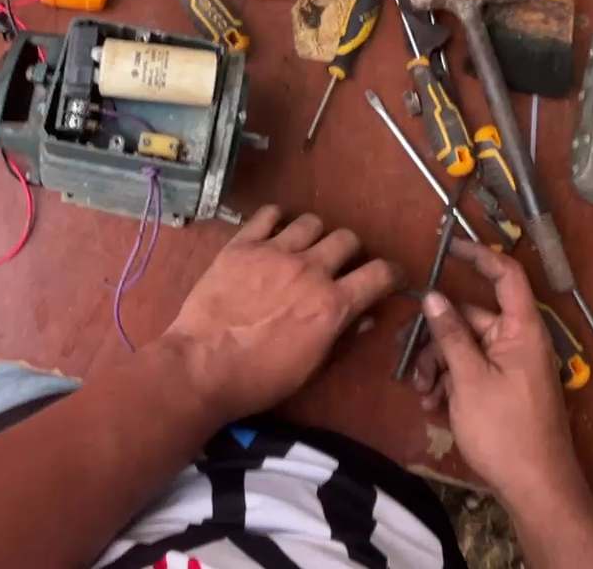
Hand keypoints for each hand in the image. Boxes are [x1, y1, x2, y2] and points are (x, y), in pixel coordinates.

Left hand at [158, 206, 400, 422]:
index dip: (391, 273)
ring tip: (305, 248)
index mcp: (331, 304)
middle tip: (340, 264)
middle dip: (351, 251)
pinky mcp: (243, 244)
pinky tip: (273, 233)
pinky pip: (269, 214)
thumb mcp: (311, 367)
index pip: (378, 274)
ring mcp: (274, 252)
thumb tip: (366, 315)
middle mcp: (310, 269)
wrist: (202, 366)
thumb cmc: (260, 378)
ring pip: (312, 222)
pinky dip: (277, 220)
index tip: (388, 276)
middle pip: (347, 239)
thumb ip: (342, 335)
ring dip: (315, 235)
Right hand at [411, 240, 581, 501]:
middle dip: (436, 335)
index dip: (478, 255)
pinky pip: (469, 369)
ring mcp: (509, 366)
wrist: (535, 491)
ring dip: (438, 363)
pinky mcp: (502, 389)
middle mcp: (516, 341)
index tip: (446, 246)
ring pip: (464, 345)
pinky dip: (449, 380)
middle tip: (408, 354)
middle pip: (470, 317)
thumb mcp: (469, 378)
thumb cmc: (506, 430)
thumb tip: (432, 295)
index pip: (505, 275)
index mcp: (521, 330)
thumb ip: (450, 333)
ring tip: (423, 392)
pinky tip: (432, 404)